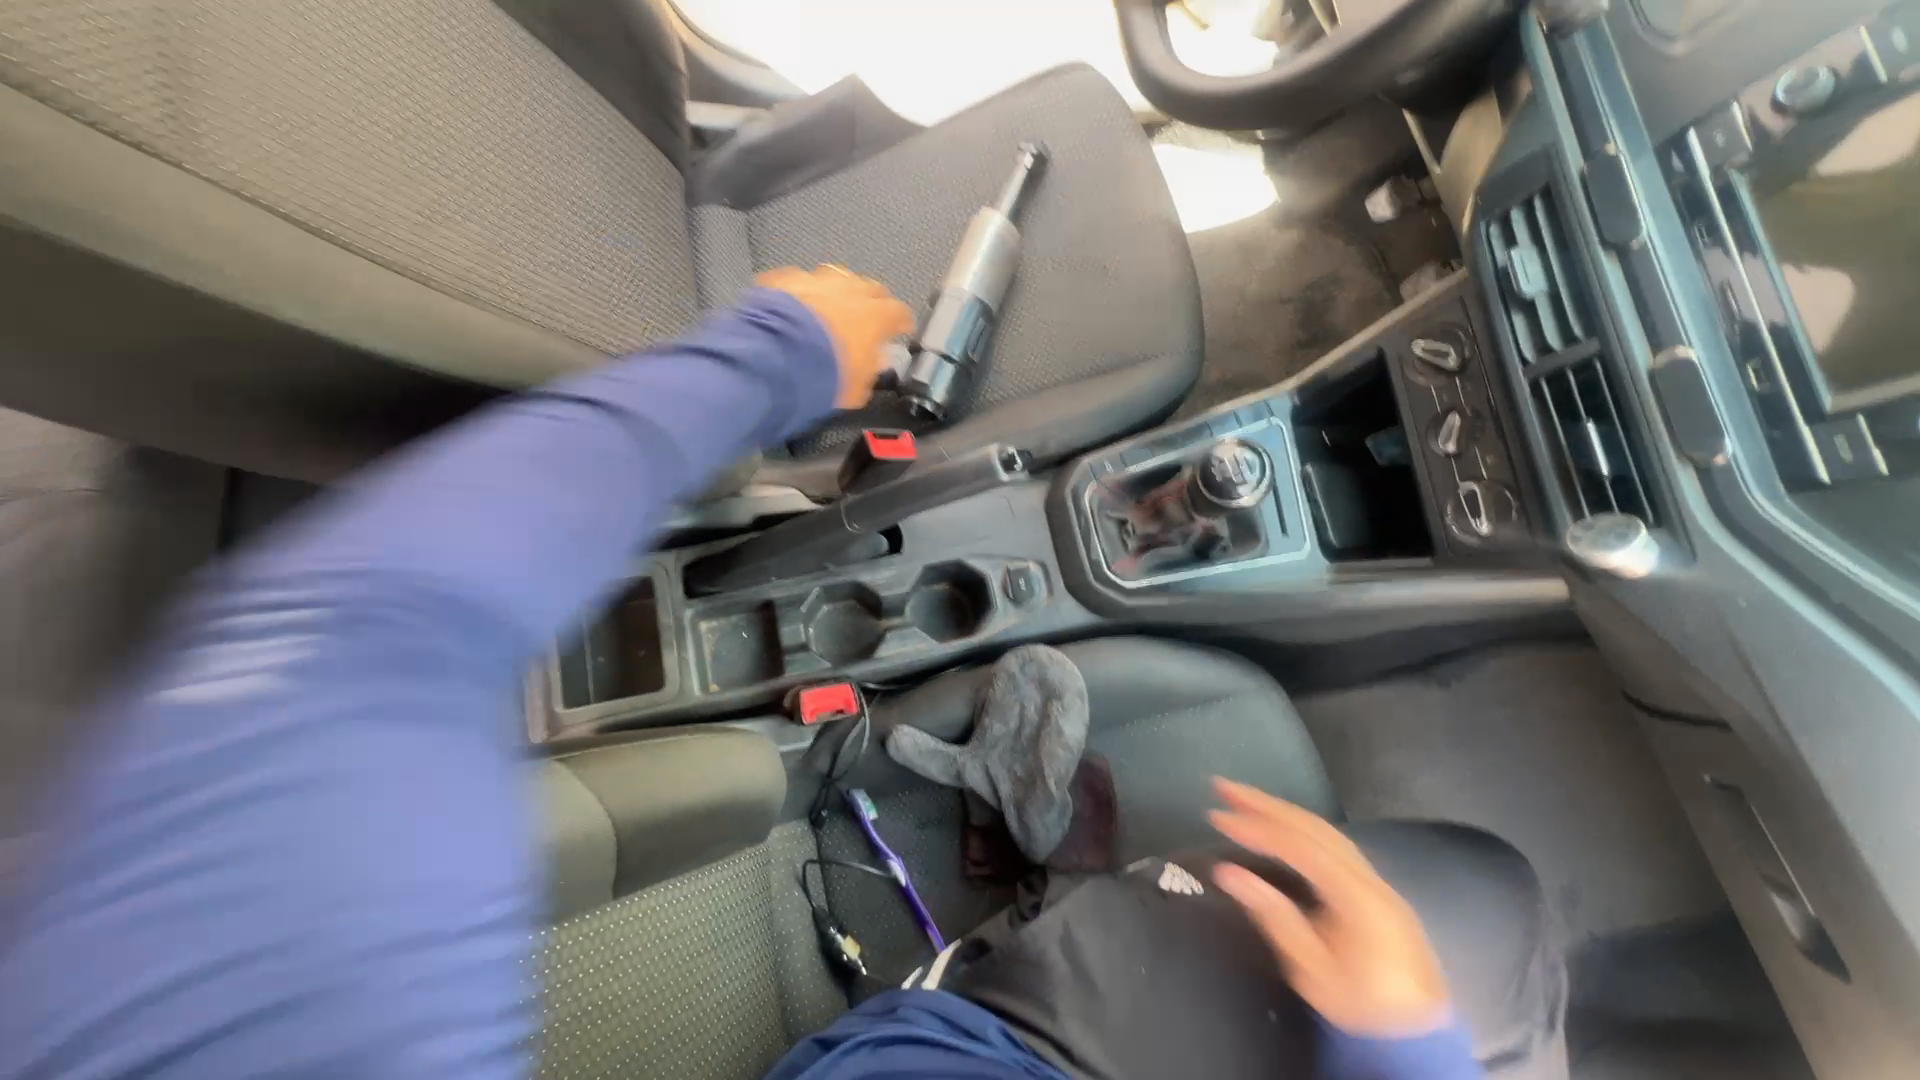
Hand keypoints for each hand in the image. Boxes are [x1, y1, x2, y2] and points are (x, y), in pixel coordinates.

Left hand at [756, 265, 914, 408]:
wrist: (776, 358)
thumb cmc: (824, 374)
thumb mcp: (858, 385)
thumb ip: (871, 370)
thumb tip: (874, 365)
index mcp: (875, 316)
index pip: (900, 313)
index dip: (902, 322)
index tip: (901, 328)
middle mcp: (850, 290)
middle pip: (871, 288)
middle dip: (872, 301)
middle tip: (868, 315)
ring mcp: (817, 281)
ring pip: (837, 278)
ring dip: (838, 291)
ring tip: (831, 307)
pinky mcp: (786, 280)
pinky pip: (800, 281)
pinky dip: (802, 292)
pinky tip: (796, 304)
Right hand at [1209, 778, 1452, 1038]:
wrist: (1418, 1034)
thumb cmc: (1360, 1005)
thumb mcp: (1311, 969)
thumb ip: (1274, 915)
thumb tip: (1229, 872)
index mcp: (1356, 896)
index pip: (1299, 846)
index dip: (1256, 826)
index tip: (1217, 816)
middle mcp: (1370, 877)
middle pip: (1313, 827)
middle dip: (1265, 803)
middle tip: (1223, 786)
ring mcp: (1378, 880)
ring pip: (1326, 830)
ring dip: (1282, 810)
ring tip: (1244, 799)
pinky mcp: (1377, 888)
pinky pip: (1334, 842)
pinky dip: (1301, 826)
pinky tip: (1281, 825)